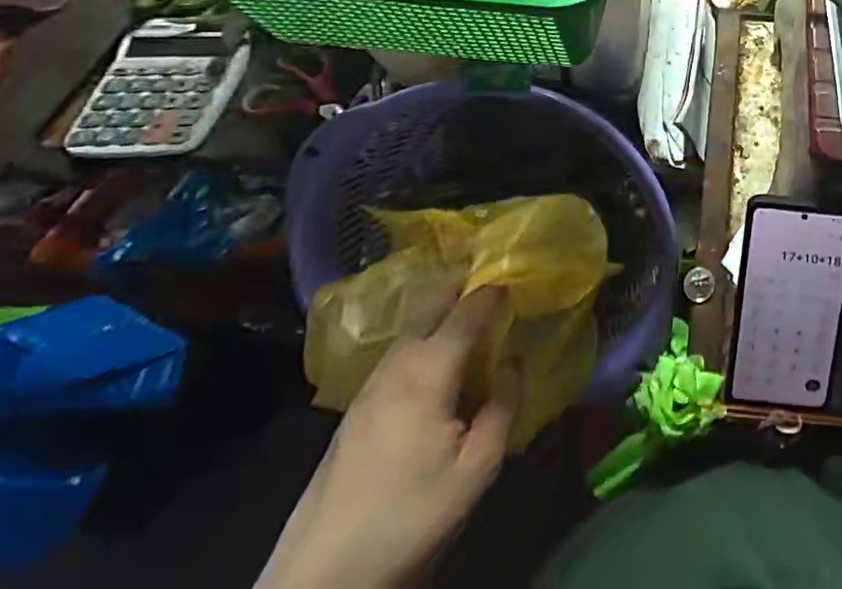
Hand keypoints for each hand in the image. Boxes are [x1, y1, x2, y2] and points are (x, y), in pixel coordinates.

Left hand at [256, 287, 519, 588]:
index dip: (490, 293)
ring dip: (439, 311)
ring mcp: (370, 381)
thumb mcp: (477, 468)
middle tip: (488, 284)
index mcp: (428, 370)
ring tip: (467, 319)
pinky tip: (434, 361)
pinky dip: (422, 336)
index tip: (512, 281)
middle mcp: (396, 363)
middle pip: (430, 306)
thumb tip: (514, 360)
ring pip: (411, 328)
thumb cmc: (413, 513)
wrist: (326, 566)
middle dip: (459, 287)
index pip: (465, 313)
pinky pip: (398, 351)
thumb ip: (504, 406)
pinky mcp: (357, 403)